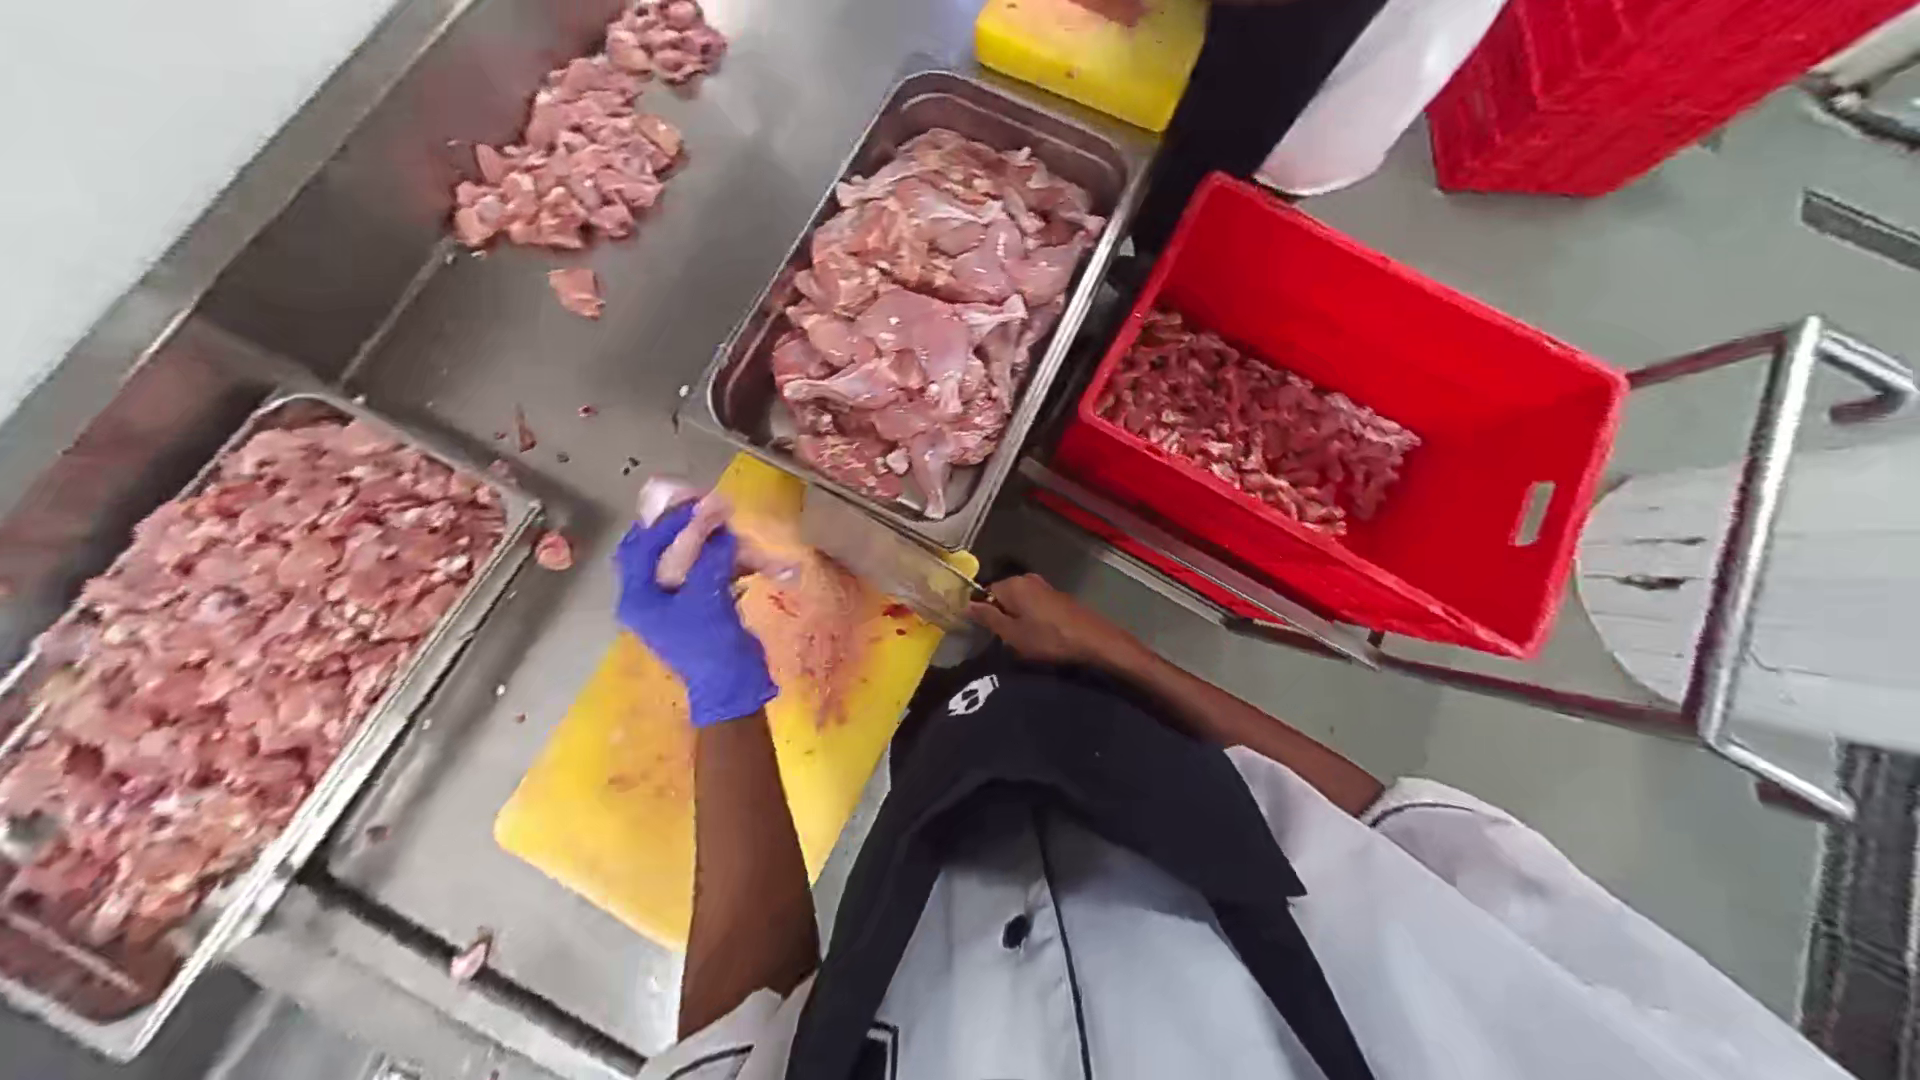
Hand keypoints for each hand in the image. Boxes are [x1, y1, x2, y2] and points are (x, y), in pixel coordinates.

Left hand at [614, 503, 778, 727]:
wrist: (732, 685)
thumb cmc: (711, 645)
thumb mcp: (707, 597)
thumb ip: (710, 557)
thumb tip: (720, 525)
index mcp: (638, 596)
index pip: (642, 545)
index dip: (668, 520)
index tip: (695, 501)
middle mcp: (649, 596)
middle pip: (660, 548)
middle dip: (686, 527)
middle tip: (708, 507)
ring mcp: (673, 602)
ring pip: (687, 559)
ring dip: (712, 545)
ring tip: (734, 531)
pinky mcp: (697, 607)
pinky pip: (706, 574)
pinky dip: (725, 563)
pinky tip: (747, 556)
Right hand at [967, 573, 1146, 669]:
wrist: (1094, 641)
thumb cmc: (1048, 638)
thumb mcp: (1012, 634)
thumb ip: (988, 617)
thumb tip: (967, 604)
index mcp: (1013, 584)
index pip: (985, 592)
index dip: (984, 612)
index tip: (988, 632)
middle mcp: (1028, 579)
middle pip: (1003, 595)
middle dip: (1002, 615)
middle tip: (1007, 639)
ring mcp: (1045, 586)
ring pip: (1020, 601)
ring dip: (1019, 618)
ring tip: (1024, 640)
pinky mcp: (1059, 597)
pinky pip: (1035, 604)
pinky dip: (1033, 618)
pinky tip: (1041, 635)